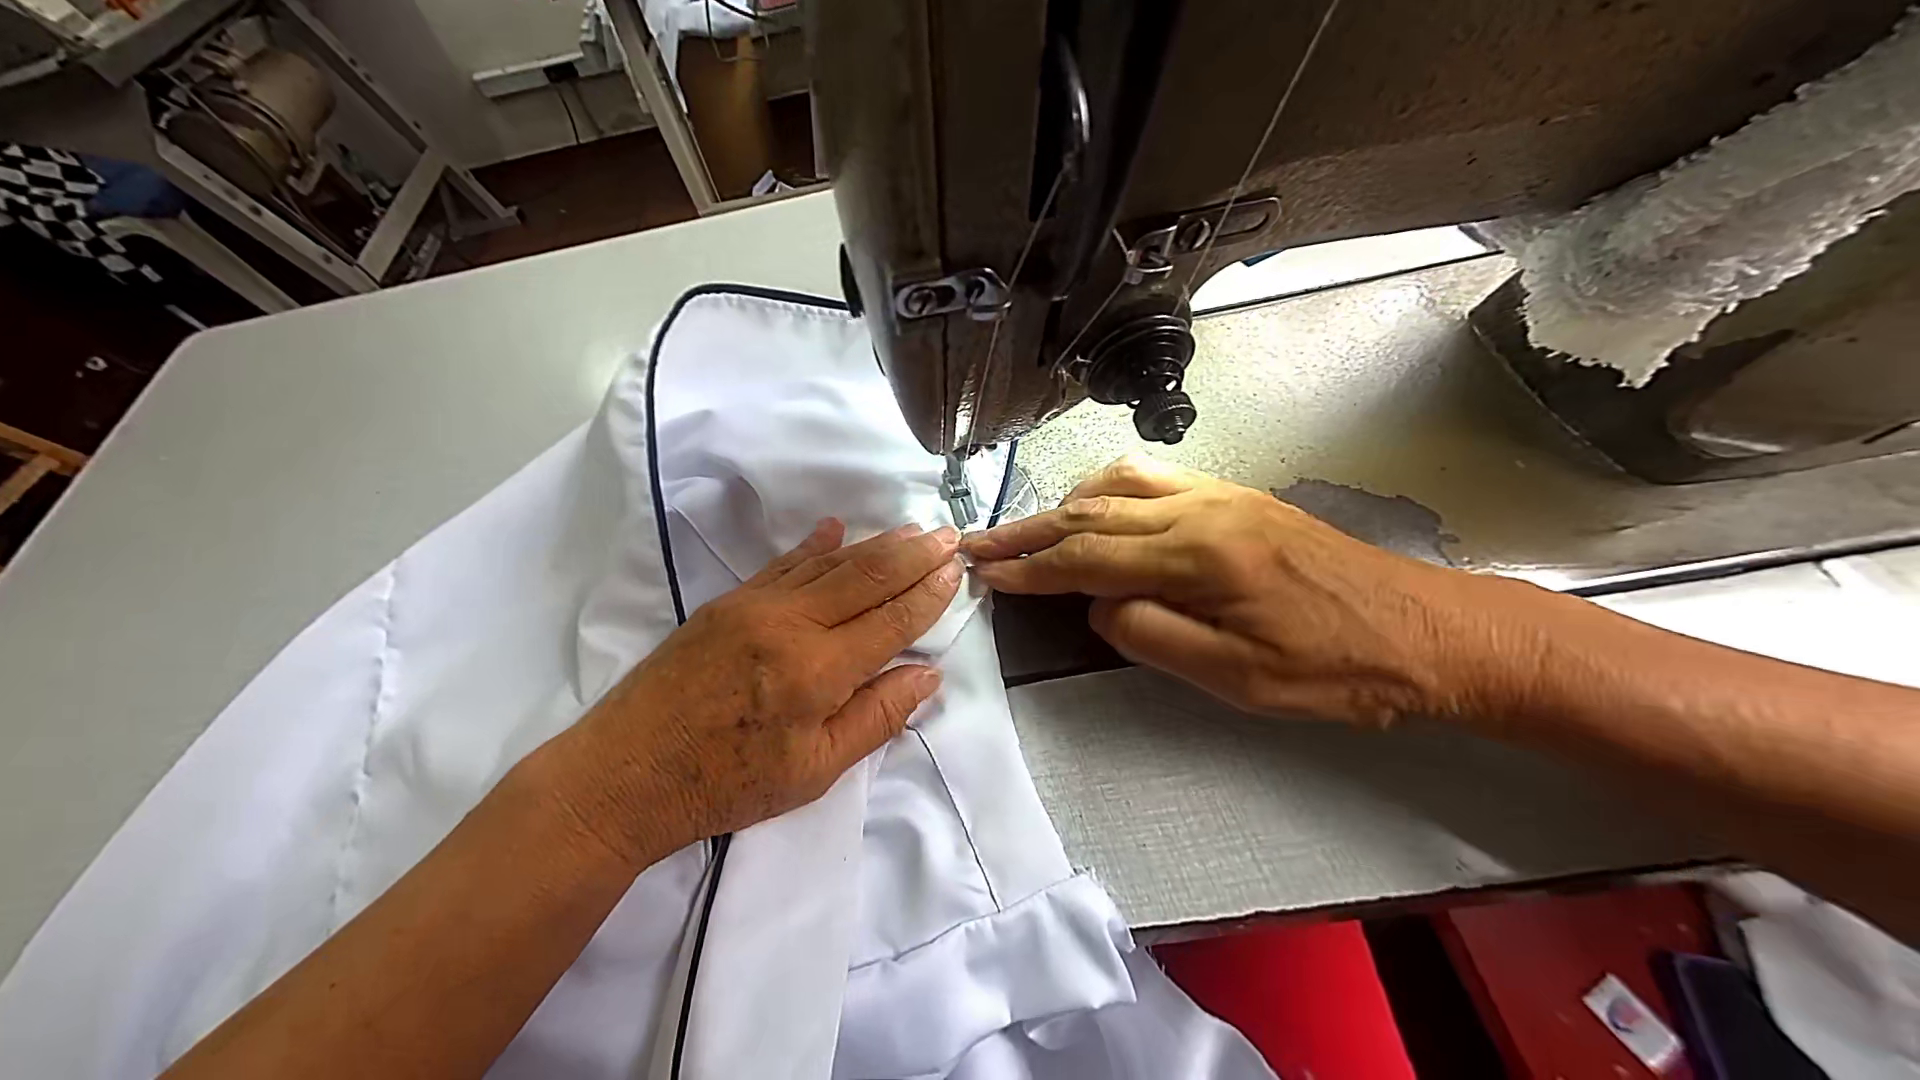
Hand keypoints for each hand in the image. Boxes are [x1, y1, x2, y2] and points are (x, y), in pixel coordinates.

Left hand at [562, 519, 963, 863]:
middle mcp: (791, 625)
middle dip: (914, 555)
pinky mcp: (728, 602)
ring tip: (910, 530)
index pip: (892, 620)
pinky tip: (835, 528)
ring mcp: (755, 606)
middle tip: (947, 535)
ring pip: (830, 564)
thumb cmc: (725, 784)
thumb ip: (876, 718)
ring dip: (876, 545)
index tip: (956, 570)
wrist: (624, 773)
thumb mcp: (813, 772)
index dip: (929, 594)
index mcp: (818, 671)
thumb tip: (928, 675)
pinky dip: (815, 545)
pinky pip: (783, 564)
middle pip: (867, 577)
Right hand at [962, 455, 1504, 726]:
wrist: (1423, 631)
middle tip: (980, 543)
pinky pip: (1152, 479)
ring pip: (1118, 486)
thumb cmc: (1335, 671)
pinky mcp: (1234, 497)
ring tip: (1027, 529)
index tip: (987, 573)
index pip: (1089, 557)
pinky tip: (1093, 506)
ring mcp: (1220, 495)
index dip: (1031, 567)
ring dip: (1062, 506)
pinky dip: (1105, 490)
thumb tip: (1099, 605)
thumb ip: (1151, 635)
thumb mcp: (1236, 678)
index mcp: (1200, 557)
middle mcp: (1202, 510)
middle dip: (1029, 531)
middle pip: (1092, 513)